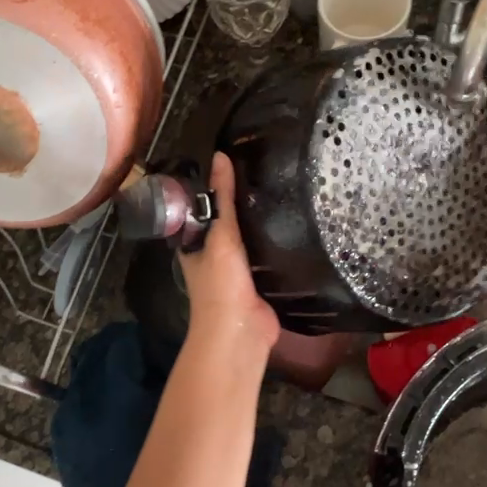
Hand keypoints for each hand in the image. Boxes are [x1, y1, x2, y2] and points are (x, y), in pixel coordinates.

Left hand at [179, 153, 278, 349]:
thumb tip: (219, 156)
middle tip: (267, 173)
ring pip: (248, 240)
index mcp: (193, 245)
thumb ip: (223, 198)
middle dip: (242, 205)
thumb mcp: (220, 234)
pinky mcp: (259, 282)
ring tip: (282, 192)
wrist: (240, 331)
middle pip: (226, 224)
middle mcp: (212, 256)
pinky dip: (276, 244)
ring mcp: (236, 271)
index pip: (201, 208)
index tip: (235, 161)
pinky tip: (293, 226)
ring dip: (260, 224)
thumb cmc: (222, 282)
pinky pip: (266, 257)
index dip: (214, 188)